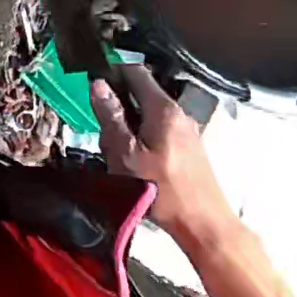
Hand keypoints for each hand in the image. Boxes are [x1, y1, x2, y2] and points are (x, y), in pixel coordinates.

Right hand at [91, 67, 239, 249]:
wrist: (203, 225)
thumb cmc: (161, 190)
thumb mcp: (126, 154)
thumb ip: (111, 117)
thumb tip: (98, 84)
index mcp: (163, 109)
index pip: (135, 71)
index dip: (112, 71)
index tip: (92, 82)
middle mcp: (178, 112)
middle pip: (141, 93)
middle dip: (118, 104)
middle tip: (102, 129)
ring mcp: (186, 129)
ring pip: (149, 113)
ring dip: (129, 123)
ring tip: (116, 151)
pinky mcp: (188, 146)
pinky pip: (159, 129)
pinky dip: (142, 136)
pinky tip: (135, 161)